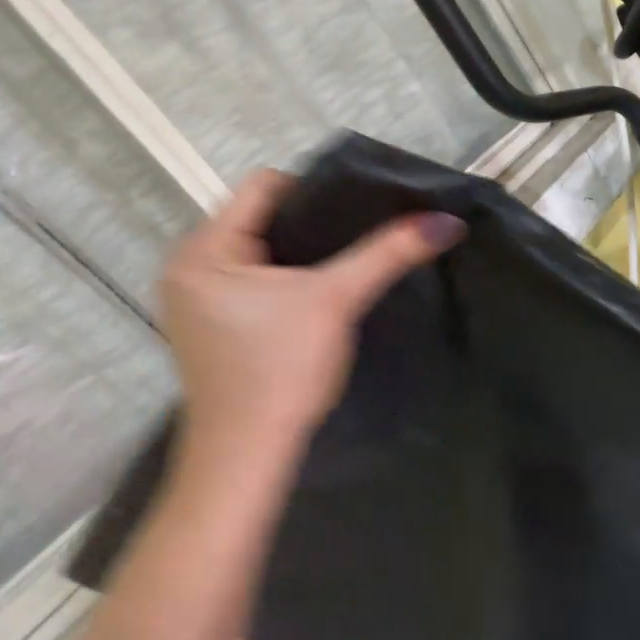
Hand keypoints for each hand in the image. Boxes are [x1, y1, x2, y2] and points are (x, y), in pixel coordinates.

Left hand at [159, 170, 465, 448]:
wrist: (249, 452)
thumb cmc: (280, 367)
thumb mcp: (338, 300)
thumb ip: (390, 252)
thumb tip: (448, 221)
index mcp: (203, 251)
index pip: (264, 187)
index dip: (318, 190)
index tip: (365, 210)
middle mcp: (191, 267)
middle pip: (265, 216)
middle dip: (319, 221)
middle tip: (369, 232)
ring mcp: (201, 298)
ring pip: (267, 249)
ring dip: (309, 251)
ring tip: (355, 259)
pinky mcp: (218, 324)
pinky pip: (262, 277)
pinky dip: (296, 277)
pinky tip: (329, 292)